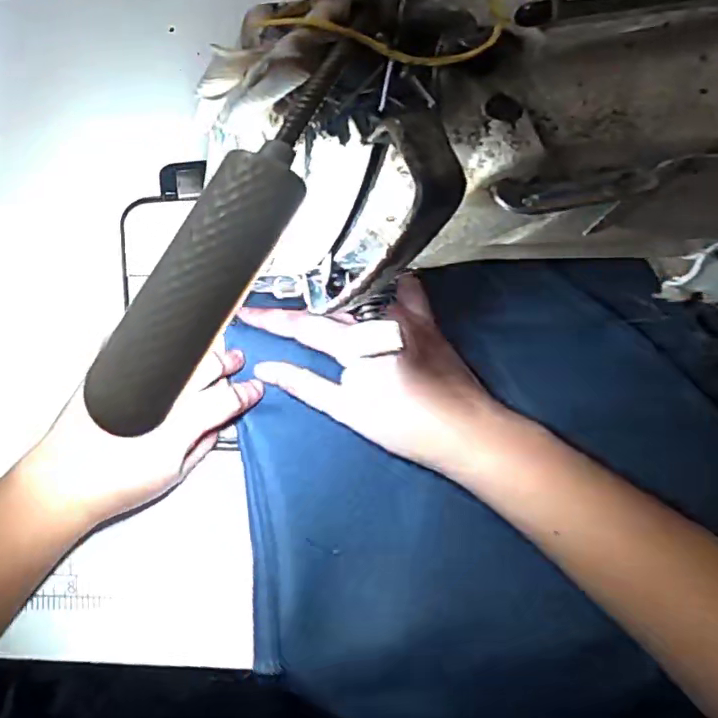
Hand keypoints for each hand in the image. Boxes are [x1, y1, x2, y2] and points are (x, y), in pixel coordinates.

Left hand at [13, 347, 263, 531]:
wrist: (65, 476)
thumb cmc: (112, 482)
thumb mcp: (172, 472)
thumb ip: (201, 444)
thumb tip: (215, 426)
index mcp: (180, 422)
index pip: (225, 397)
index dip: (244, 392)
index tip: (252, 390)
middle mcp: (157, 396)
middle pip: (203, 365)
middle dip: (225, 361)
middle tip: (234, 361)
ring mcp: (130, 379)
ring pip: (175, 354)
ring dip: (196, 353)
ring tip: (206, 356)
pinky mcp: (104, 372)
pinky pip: (134, 346)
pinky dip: (156, 348)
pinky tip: (163, 349)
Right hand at [236, 274, 511, 475]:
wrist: (471, 434)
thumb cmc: (409, 428)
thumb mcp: (345, 409)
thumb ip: (302, 383)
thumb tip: (266, 370)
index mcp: (359, 343)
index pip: (302, 325)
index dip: (268, 319)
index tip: (245, 313)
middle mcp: (383, 321)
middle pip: (326, 304)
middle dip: (293, 306)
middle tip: (268, 309)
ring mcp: (408, 315)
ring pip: (358, 291)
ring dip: (328, 292)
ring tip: (305, 296)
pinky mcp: (426, 319)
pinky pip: (400, 287)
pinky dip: (378, 283)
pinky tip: (365, 285)